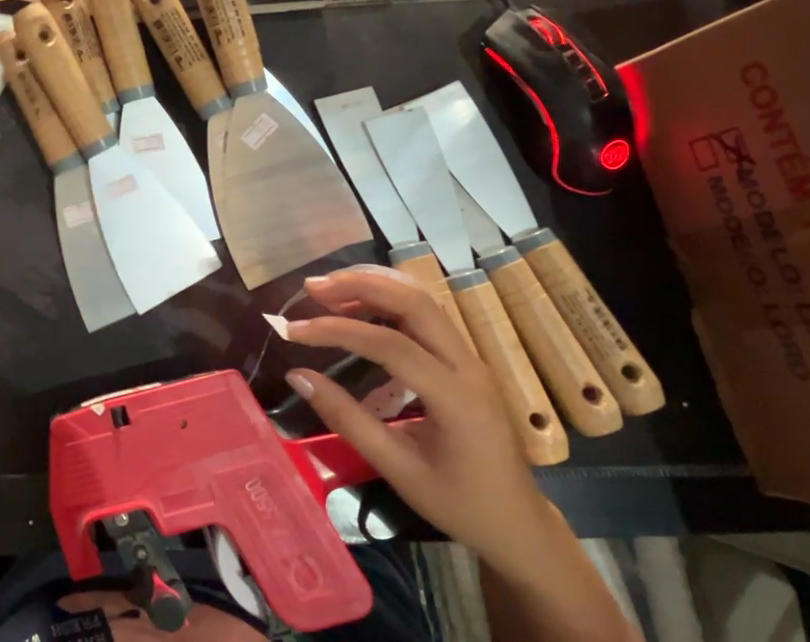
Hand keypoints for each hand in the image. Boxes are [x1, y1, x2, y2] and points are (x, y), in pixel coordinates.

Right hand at [279, 266, 551, 567]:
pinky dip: (388, 301)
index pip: (390, 345)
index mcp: (456, 398)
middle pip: (415, 303)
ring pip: (422, 301)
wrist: (517, 523)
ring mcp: (470, 359)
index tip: (292, 330)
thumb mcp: (397, 469)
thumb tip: (297, 375)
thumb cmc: (457, 503)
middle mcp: (468, 366)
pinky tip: (357, 308)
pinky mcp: (464, 361)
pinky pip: (426, 316)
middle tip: (312, 288)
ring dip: (374, 287)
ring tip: (327, 290)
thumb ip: (346, 419)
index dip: (337, 330)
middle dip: (360, 286)